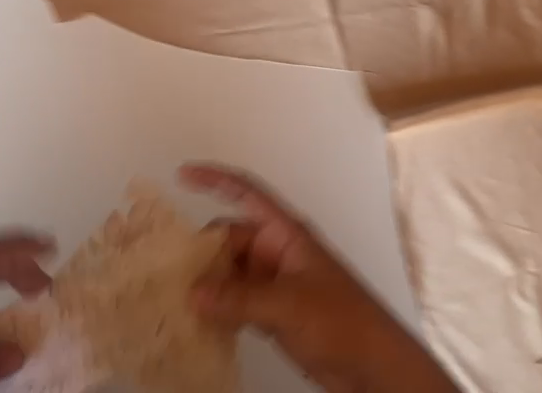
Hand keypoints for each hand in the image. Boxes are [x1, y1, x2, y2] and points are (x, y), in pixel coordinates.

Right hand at [180, 164, 457, 392]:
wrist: (374, 367)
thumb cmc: (340, 321)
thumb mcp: (287, 305)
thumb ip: (239, 298)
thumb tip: (193, 293)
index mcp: (284, 233)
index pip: (245, 193)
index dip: (214, 178)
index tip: (181, 174)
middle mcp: (277, 251)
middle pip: (230, 238)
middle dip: (202, 250)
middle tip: (167, 271)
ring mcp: (275, 283)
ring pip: (231, 271)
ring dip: (208, 283)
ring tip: (174, 298)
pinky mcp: (275, 313)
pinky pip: (237, 300)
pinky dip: (219, 307)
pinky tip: (198, 321)